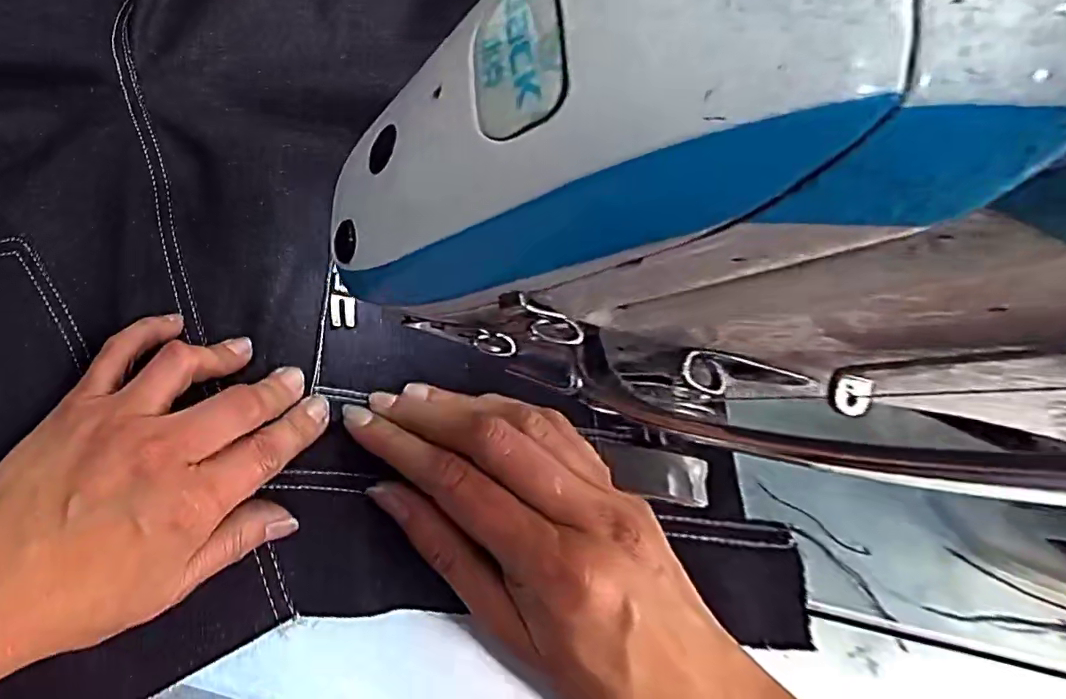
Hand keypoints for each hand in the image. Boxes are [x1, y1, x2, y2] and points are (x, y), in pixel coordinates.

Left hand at [0, 313, 330, 672]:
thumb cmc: (80, 595)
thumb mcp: (169, 586)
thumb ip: (232, 543)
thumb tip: (281, 517)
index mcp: (191, 501)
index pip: (264, 452)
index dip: (297, 427)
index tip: (316, 408)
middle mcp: (165, 450)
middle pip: (238, 404)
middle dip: (275, 387)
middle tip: (292, 376)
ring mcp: (123, 417)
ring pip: (186, 364)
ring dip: (220, 352)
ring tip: (241, 348)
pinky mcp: (84, 400)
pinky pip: (122, 350)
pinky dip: (149, 329)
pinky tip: (172, 324)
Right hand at [343, 385, 790, 698]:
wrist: (697, 693)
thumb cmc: (608, 680)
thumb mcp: (511, 633)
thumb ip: (446, 554)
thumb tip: (393, 498)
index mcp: (558, 567)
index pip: (460, 483)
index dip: (403, 447)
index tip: (368, 429)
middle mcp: (589, 517)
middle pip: (491, 437)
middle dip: (425, 413)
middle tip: (383, 405)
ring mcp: (610, 493)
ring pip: (523, 419)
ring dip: (462, 401)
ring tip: (417, 397)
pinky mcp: (620, 482)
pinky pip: (556, 427)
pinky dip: (506, 406)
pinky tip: (477, 404)